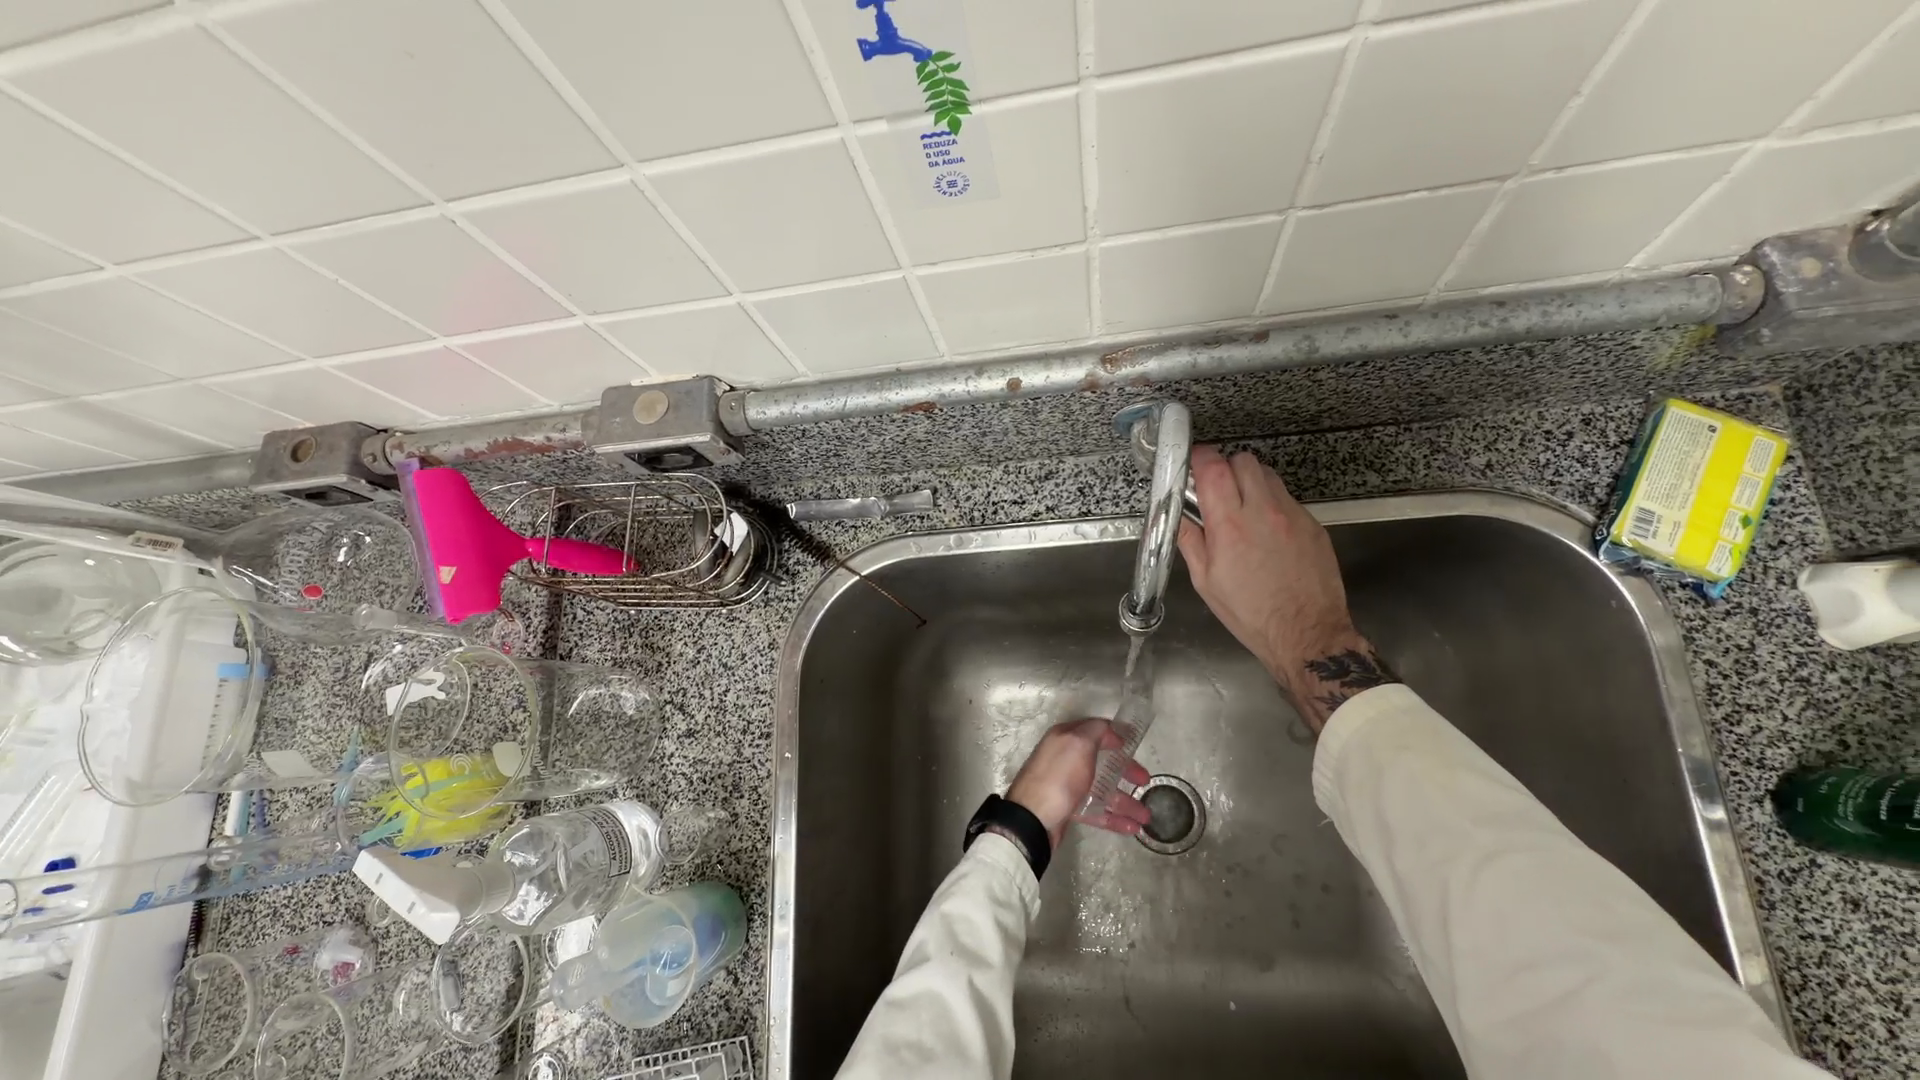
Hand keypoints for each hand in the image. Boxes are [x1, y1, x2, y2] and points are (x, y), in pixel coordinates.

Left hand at [1006, 718, 1150, 847]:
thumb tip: (1110, 730)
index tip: (1134, 745)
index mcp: (1065, 738)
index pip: (1094, 730)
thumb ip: (1096, 731)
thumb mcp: (1078, 743)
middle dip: (1125, 771)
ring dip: (1125, 801)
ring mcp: (1066, 786)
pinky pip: (1096, 810)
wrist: (1033, 819)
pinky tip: (1131, 828)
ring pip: (1101, 790)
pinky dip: (1114, 818)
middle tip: (1144, 781)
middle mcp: (1065, 759)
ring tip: (1145, 816)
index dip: (1115, 736)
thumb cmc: (1058, 777)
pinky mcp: (1068, 809)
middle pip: (1101, 762)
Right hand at [1177, 446, 1397, 731]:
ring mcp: (1292, 515)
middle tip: (1217, 490)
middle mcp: (1263, 512)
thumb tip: (1178, 516)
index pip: (1213, 468)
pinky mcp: (1313, 524)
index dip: (1200, 459)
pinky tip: (1267, 532)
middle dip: (1226, 468)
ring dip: (1250, 483)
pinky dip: (1272, 505)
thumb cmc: (1251, 614)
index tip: (1194, 466)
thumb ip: (1190, 541)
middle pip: (1243, 460)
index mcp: (1229, 526)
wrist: (1306, 634)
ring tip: (1243, 509)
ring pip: (1268, 475)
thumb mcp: (1205, 581)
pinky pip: (1287, 498)